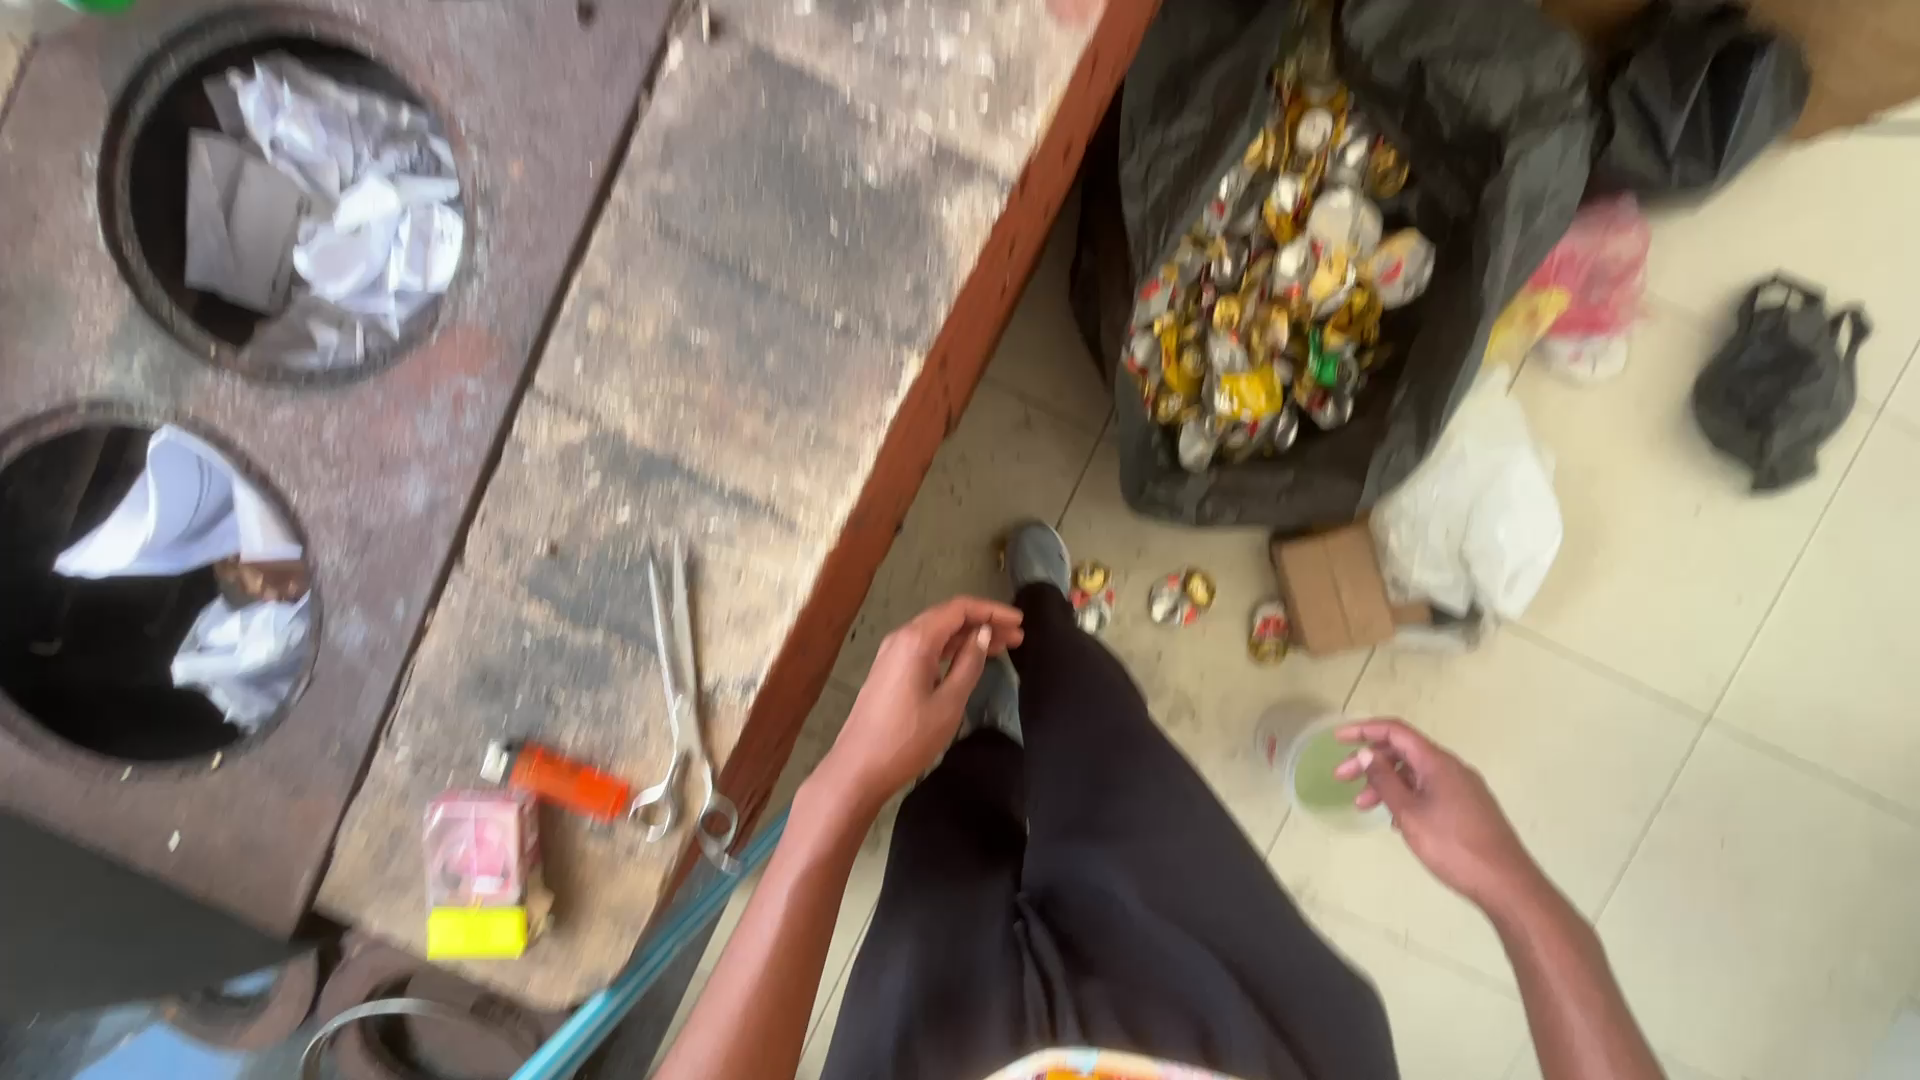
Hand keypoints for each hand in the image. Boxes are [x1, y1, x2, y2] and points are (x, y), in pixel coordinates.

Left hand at [817, 596, 1023, 808]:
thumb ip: (969, 664)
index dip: (992, 611)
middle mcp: (902, 638)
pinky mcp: (890, 671)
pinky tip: (970, 661)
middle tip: (1018, 638)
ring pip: (937, 634)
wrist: (859, 768)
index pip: (959, 609)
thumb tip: (984, 634)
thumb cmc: (908, 738)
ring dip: (969, 638)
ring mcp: (892, 654)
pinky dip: (951, 650)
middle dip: (984, 623)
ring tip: (1003, 648)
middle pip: (948, 618)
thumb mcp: (949, 703)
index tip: (1019, 621)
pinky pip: (926, 649)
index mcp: (916, 640)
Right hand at [1334, 718, 1543, 913]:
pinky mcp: (1467, 807)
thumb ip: (1384, 779)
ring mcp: (1462, 788)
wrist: (1508, 885)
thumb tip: (1366, 753)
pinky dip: (1405, 795)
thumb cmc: (1452, 846)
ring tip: (1363, 807)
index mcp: (1437, 763)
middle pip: (1402, 751)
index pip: (1395, 731)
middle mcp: (1451, 768)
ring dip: (1385, 783)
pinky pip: (1428, 789)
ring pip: (1414, 773)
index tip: (1337, 739)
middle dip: (1369, 761)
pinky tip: (1395, 820)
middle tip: (1342, 778)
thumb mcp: (1408, 812)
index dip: (1363, 730)